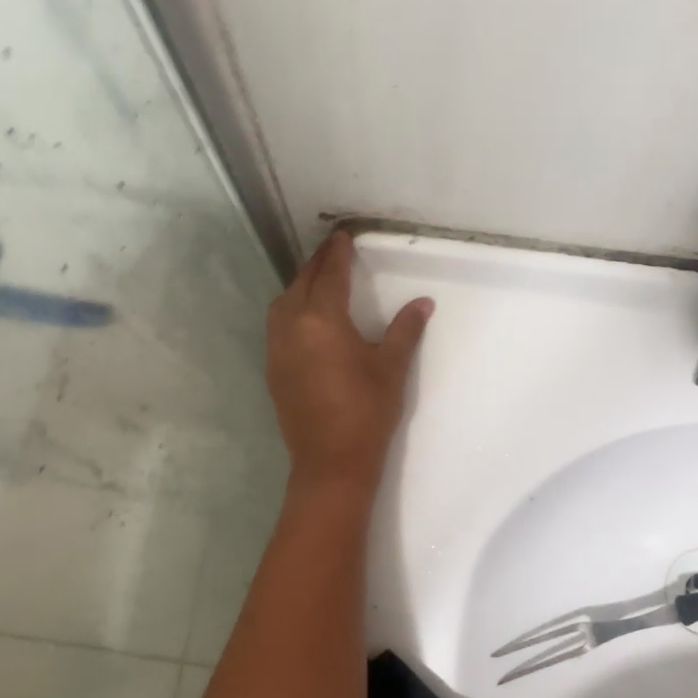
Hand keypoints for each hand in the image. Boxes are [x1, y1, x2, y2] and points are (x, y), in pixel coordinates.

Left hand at [266, 231, 432, 486]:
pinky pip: (277, 326)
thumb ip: (405, 330)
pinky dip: (290, 310)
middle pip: (302, 283)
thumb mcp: (392, 367)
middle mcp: (292, 327)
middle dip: (317, 264)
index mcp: (322, 320)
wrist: (331, 462)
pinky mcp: (273, 370)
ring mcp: (277, 349)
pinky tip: (304, 318)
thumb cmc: (367, 411)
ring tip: (317, 280)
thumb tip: (423, 303)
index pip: (330, 275)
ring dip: (299, 286)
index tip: (342, 236)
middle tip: (331, 250)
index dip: (338, 254)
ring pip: (283, 303)